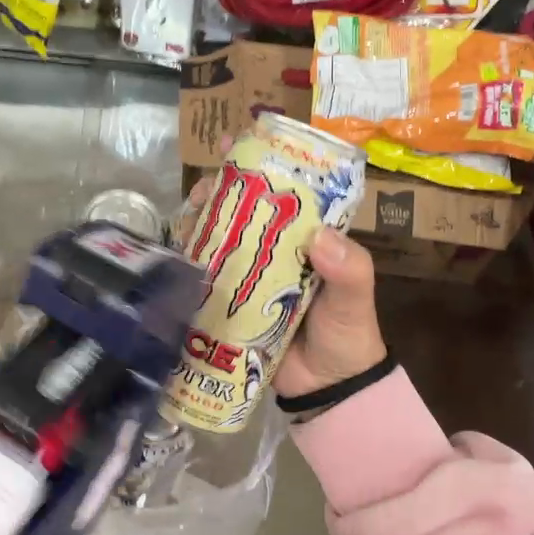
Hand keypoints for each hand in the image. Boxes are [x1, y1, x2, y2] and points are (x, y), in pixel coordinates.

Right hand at [178, 170, 388, 401]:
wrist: (328, 390)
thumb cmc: (347, 334)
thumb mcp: (356, 297)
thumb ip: (347, 268)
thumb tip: (318, 237)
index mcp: (307, 238)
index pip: (283, 190)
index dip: (260, 163)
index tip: (234, 144)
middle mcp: (275, 250)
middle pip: (242, 208)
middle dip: (220, 190)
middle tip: (204, 190)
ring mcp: (248, 275)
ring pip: (219, 236)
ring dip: (200, 221)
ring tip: (189, 215)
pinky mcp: (227, 302)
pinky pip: (205, 275)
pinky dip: (189, 261)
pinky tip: (177, 250)